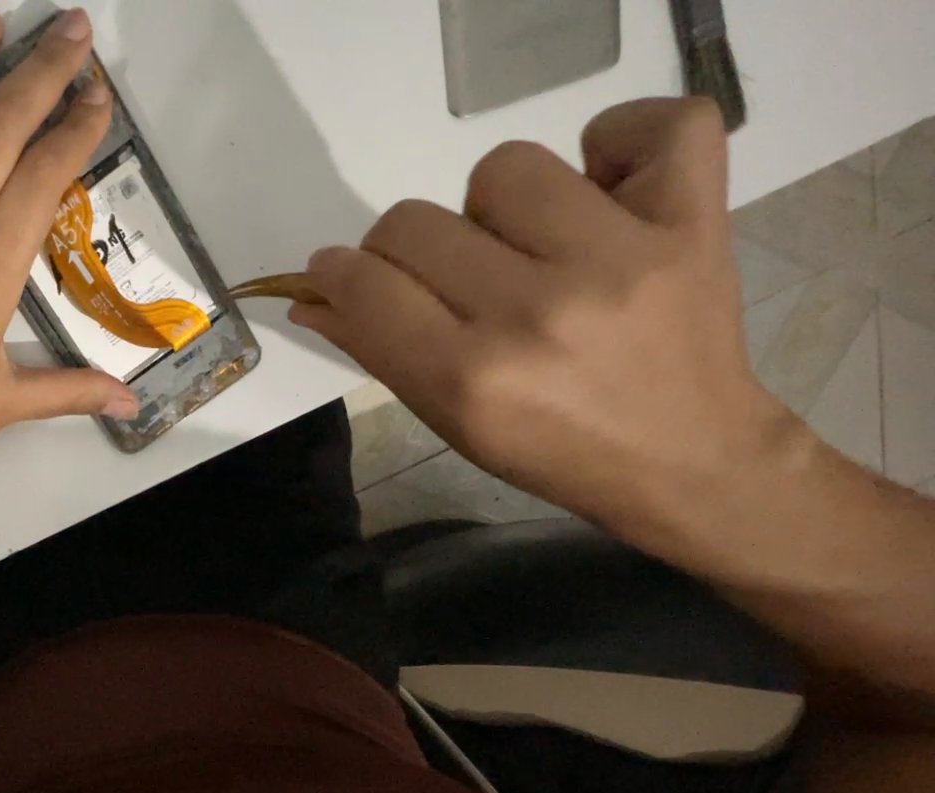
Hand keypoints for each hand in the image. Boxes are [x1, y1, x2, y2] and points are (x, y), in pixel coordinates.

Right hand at [290, 98, 815, 548]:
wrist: (680, 455)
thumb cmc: (541, 445)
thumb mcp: (442, 414)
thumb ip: (374, 348)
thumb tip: (310, 296)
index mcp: (466, 377)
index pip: (365, 286)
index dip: (335, 272)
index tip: (336, 271)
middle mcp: (535, 314)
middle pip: (414, 222)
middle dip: (400, 247)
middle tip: (434, 274)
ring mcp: (621, 260)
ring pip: (505, 167)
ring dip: (493, 204)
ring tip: (520, 244)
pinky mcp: (694, 223)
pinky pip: (656, 125)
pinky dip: (620, 141)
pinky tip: (602, 187)